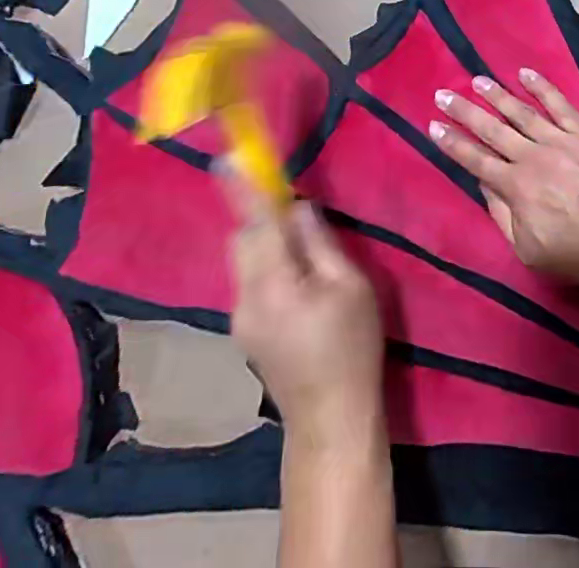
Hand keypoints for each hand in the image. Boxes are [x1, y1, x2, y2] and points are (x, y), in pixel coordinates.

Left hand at [220, 165, 385, 450]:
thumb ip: (320, 243)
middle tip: (300, 227)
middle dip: (263, 223)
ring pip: (243, 261)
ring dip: (267, 248)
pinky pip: (250, 283)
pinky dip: (268, 271)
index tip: (227, 159)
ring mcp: (239, 318)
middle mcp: (245, 297)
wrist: (330, 418)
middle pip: (242, 240)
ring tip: (306, 267)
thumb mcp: (351, 287)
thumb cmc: (351, 346)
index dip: (244, 190)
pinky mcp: (243, 331)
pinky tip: (298, 295)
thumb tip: (298, 209)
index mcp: (274, 283)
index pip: (256, 224)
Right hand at [428, 68, 578, 283]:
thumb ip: (502, 214)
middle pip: (491, 129)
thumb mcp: (527, 248)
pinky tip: (526, 74)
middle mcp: (530, 157)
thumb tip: (484, 185)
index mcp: (514, 187)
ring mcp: (558, 141)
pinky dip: (542, 88)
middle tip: (443, 94)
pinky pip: (559, 105)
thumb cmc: (576, 251)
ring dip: (496, 95)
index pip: (475, 160)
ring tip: (477, 80)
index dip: (452, 143)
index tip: (433, 126)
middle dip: (464, 111)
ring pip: (521, 112)